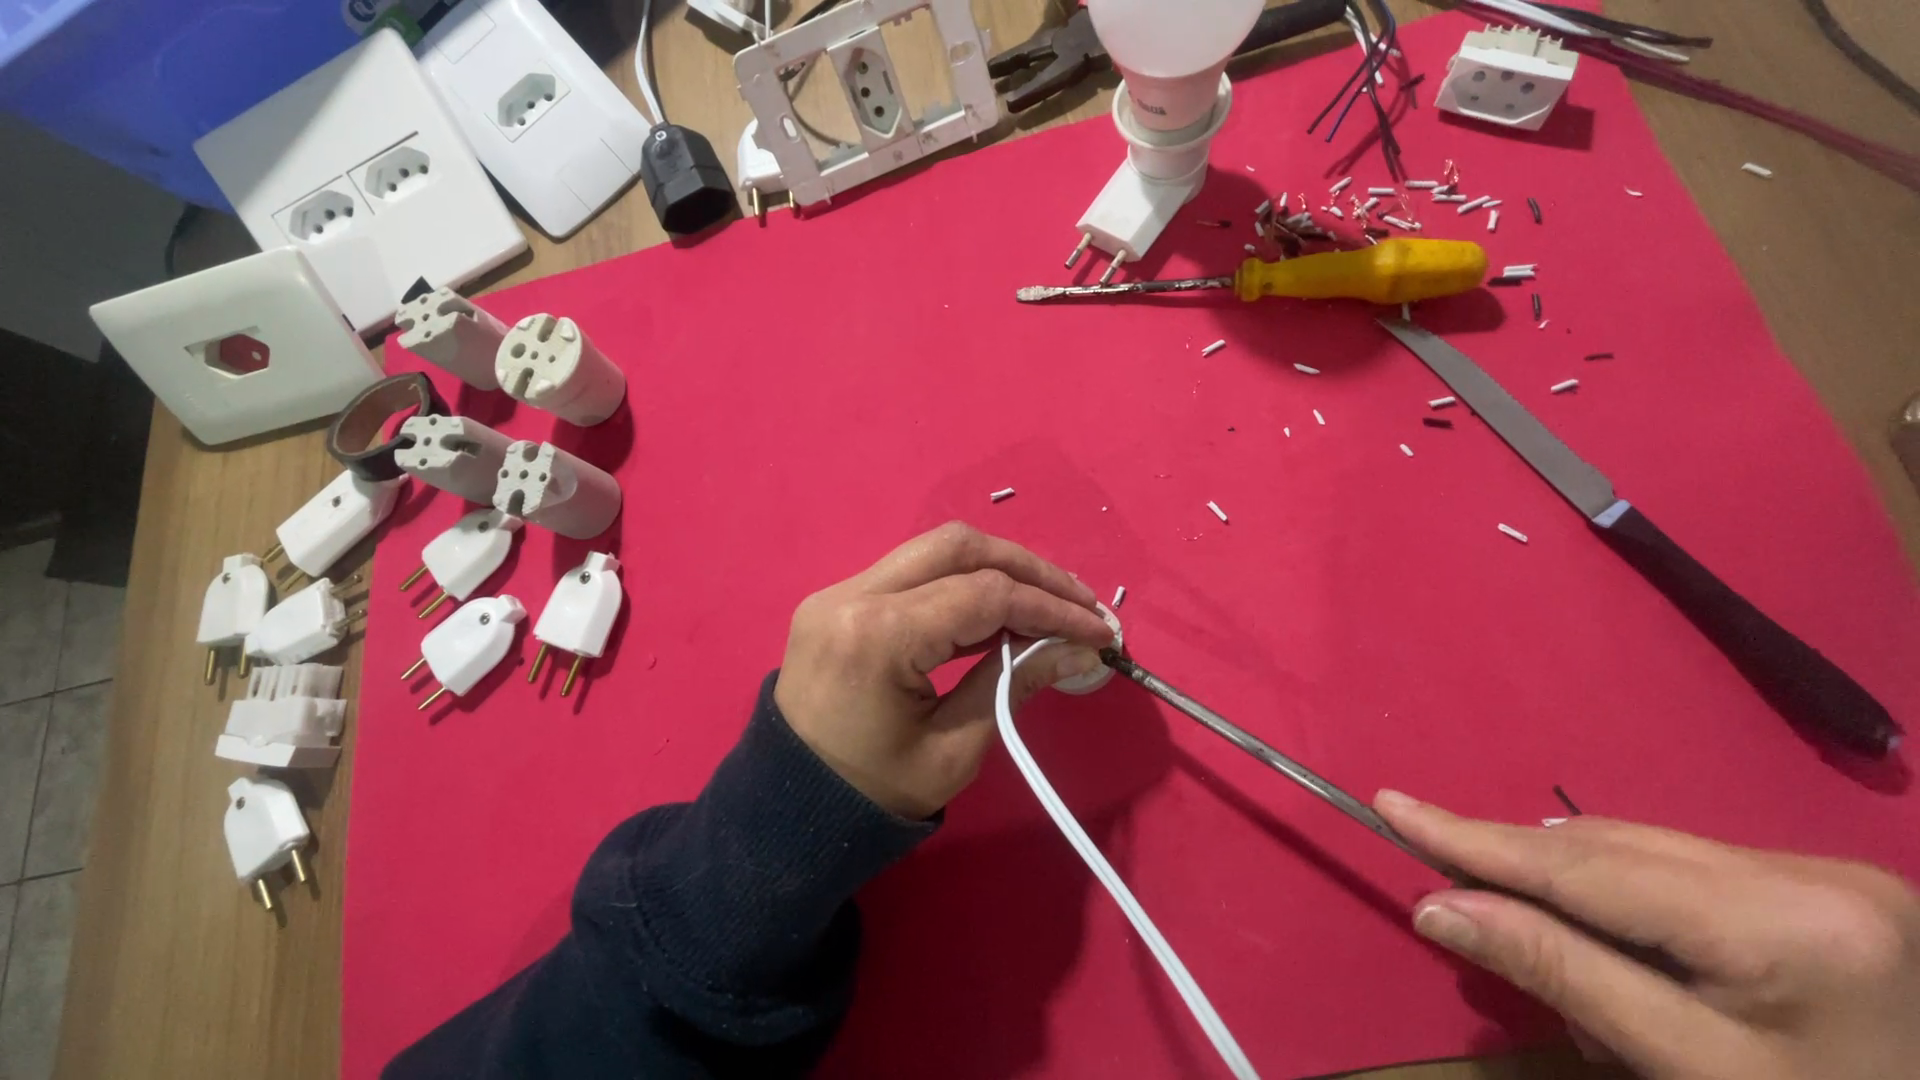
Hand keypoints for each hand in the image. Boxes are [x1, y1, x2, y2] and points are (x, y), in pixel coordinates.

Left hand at [775, 523, 1114, 819]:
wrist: (789, 809)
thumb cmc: (873, 794)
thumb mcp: (954, 750)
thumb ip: (1015, 684)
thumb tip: (1079, 650)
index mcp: (877, 636)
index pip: (983, 595)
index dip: (1051, 607)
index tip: (1098, 630)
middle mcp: (851, 595)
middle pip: (957, 547)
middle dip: (1028, 569)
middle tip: (1078, 602)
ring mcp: (838, 592)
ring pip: (934, 551)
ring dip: (998, 569)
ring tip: (1051, 603)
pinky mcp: (838, 600)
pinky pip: (912, 573)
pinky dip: (962, 583)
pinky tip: (1001, 610)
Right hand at [1374, 790, 1919, 1078]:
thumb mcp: (1688, 1068)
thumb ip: (1561, 974)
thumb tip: (1438, 908)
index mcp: (1786, 921)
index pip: (1585, 868)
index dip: (1476, 839)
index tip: (1390, 804)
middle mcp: (1803, 870)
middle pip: (1608, 850)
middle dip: (1518, 872)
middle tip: (1443, 891)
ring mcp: (1818, 872)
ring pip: (1637, 853)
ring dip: (1568, 891)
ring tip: (1533, 938)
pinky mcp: (1818, 888)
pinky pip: (1679, 870)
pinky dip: (1622, 901)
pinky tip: (1614, 945)